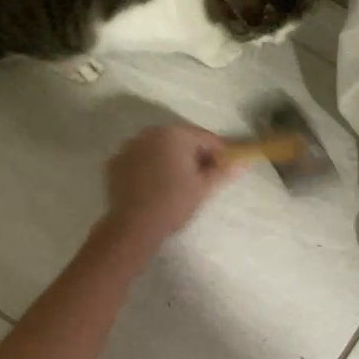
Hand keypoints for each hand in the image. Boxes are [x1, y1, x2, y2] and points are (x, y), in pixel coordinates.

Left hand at [100, 124, 232, 248]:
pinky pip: (139, 159)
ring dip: (169, 159)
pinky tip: (153, 187)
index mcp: (175, 134)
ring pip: (158, 148)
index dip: (218, 154)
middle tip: (200, 179)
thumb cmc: (174, 203)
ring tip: (175, 184)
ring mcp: (129, 146)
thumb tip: (243, 162)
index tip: (223, 170)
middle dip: (192, 155)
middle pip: (180, 140)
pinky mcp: (114, 162)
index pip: (205, 138)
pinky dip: (148, 167)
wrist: (133, 226)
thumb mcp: (203, 188)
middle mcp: (150, 133)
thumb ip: (223, 171)